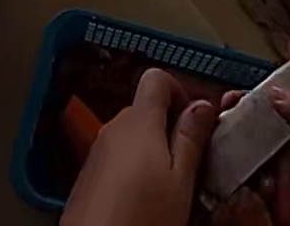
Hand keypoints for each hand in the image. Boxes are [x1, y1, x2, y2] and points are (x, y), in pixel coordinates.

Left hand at [63, 68, 216, 225]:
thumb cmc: (140, 223)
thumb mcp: (180, 183)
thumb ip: (191, 138)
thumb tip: (203, 105)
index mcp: (139, 121)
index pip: (156, 78)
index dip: (179, 92)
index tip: (193, 122)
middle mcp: (114, 129)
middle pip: (145, 109)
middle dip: (168, 129)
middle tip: (186, 164)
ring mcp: (96, 153)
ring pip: (131, 136)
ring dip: (150, 152)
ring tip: (163, 191)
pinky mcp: (86, 179)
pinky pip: (115, 159)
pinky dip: (130, 171)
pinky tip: (138, 204)